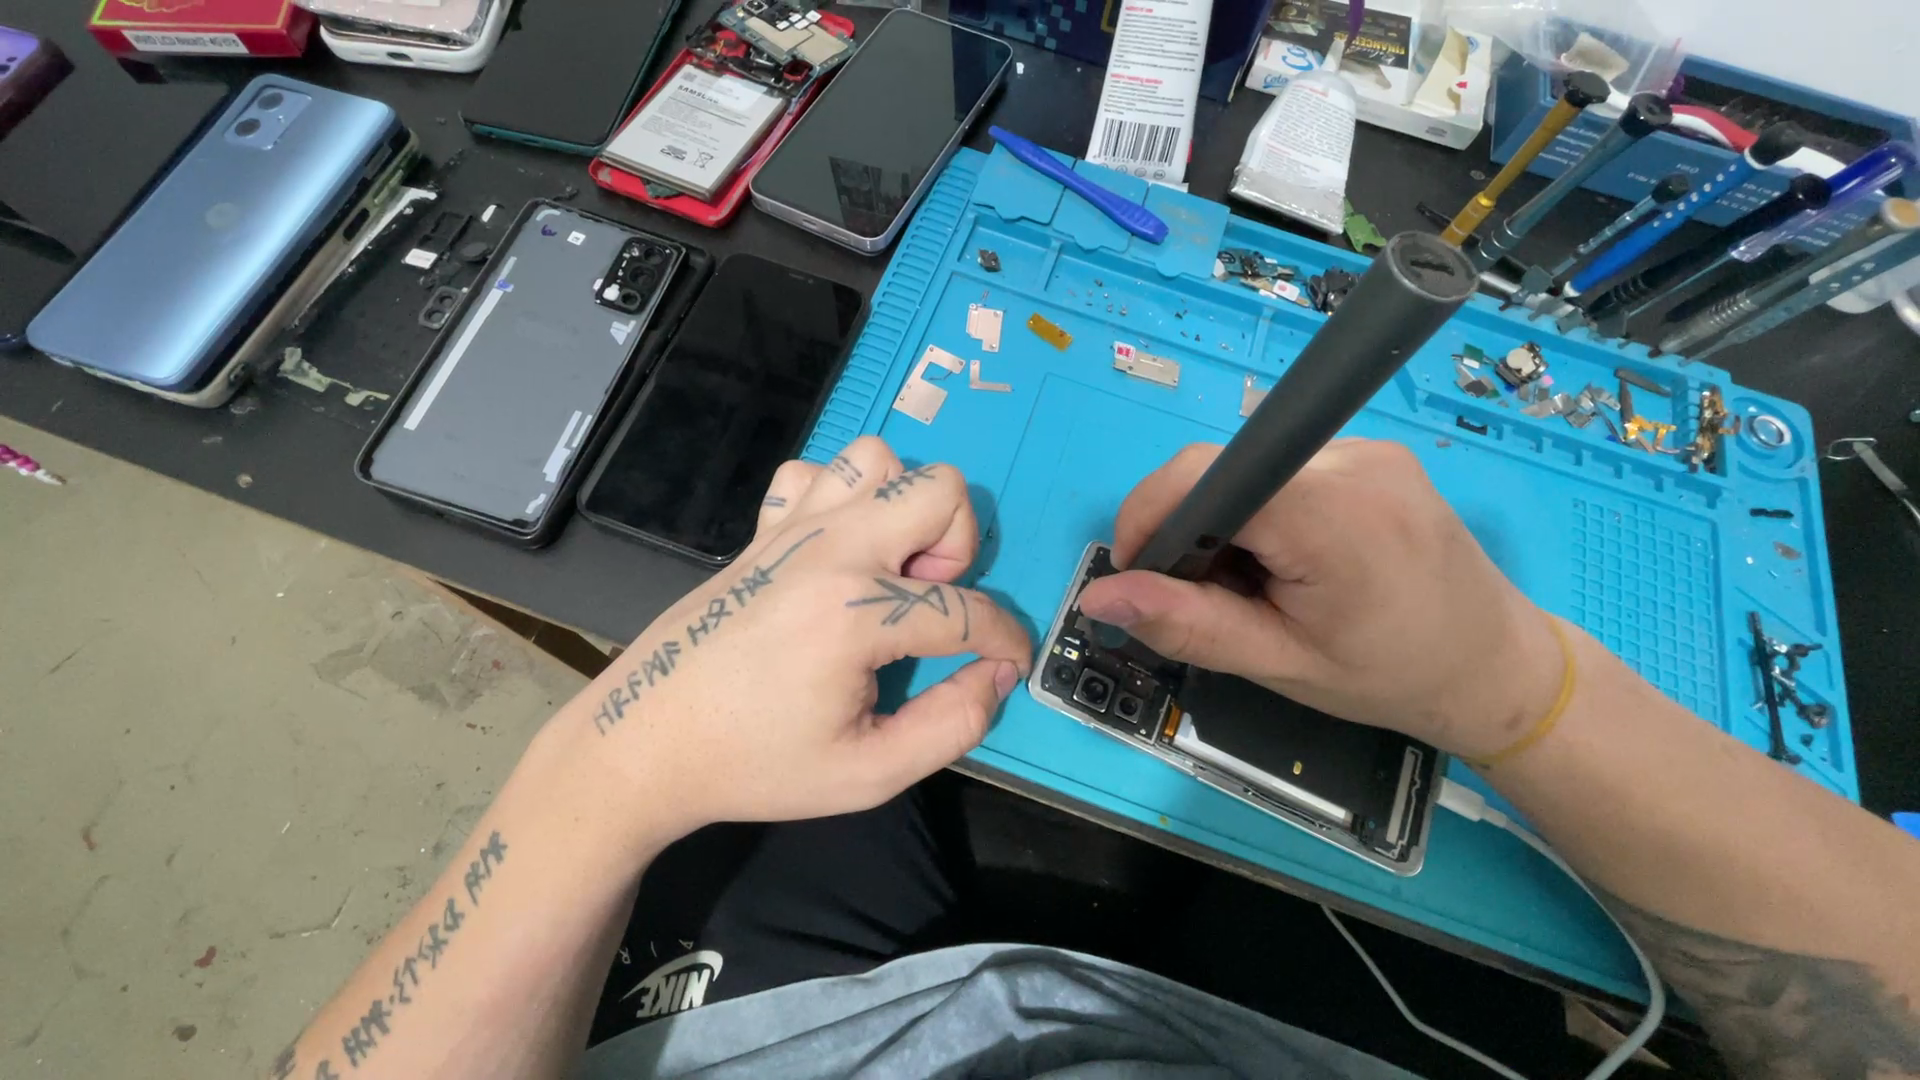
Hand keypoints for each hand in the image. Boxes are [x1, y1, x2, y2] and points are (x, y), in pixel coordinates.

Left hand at [561, 437, 1031, 839]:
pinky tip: (834, 551)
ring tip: (887, 570)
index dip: (1007, 639)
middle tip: (928, 602)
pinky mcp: (763, 529)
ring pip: (879, 458)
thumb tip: (998, 675)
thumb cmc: (756, 765)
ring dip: (903, 509)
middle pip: (940, 491)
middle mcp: (830, 551)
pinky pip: (816, 470)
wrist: (645, 742)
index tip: (1009, 661)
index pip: (967, 610)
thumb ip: (953, 726)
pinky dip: (842, 496)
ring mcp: (792, 529)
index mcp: (855, 615)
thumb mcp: (869, 774)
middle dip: (959, 546)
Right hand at [1076, 439, 1562, 758]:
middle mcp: (1348, 458)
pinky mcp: (1371, 454)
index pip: (1202, 476)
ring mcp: (1365, 449)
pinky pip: (1282, 469)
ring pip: (1247, 470)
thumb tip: (1098, 598)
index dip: (1152, 517)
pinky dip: (1260, 512)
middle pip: (1220, 470)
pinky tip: (1286, 561)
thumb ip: (1185, 623)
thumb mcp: (1277, 662)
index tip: (1142, 574)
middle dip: (1190, 530)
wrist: (1497, 667)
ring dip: (1225, 524)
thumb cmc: (1388, 676)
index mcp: (1329, 512)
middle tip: (1205, 596)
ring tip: (1255, 585)